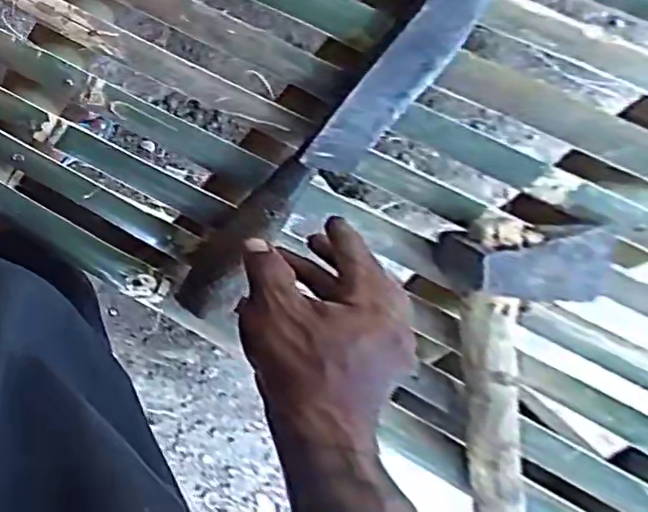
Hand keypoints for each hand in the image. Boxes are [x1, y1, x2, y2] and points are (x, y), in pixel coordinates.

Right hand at [238, 217, 415, 448]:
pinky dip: (324, 304)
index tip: (334, 221)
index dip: (341, 236)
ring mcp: (382, 352)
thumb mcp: (272, 304)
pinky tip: (292, 304)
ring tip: (290, 269)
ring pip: (356, 303)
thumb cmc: (302, 368)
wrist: (316, 426)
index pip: (360, 258)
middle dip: (334, 259)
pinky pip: (350, 322)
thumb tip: (258, 244)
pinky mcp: (366, 368)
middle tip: (314, 241)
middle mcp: (389, 329)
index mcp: (375, 308)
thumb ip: (265, 266)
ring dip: (323, 282)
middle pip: (365, 281)